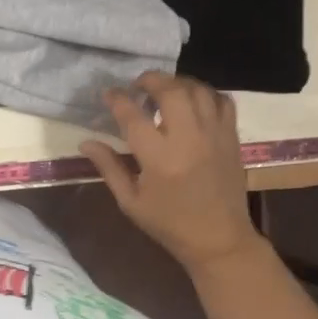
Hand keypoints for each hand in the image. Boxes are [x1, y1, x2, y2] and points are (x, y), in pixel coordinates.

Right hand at [79, 72, 263, 269]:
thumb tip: (85, 142)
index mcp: (159, 158)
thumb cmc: (168, 223)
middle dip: (151, 79)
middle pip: (171, 91)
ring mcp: (214, 135)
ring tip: (164, 88)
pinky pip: (222, 101)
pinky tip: (193, 100)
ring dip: (178, 82)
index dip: (117, 99)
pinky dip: (206, 93)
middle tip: (138, 83)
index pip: (133, 115)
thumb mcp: (130, 201)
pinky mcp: (231, 138)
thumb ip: (108, 167)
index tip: (108, 93)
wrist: (219, 238)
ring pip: (198, 90)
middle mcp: (188, 139)